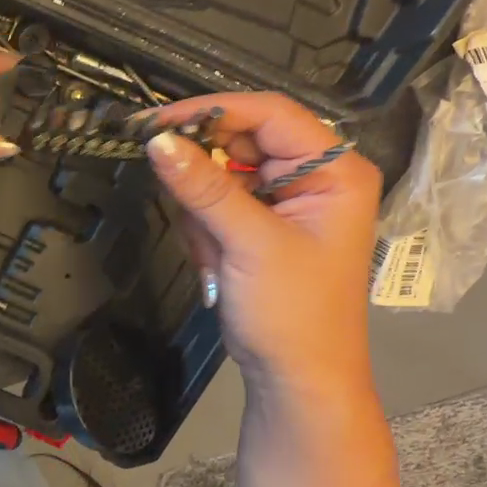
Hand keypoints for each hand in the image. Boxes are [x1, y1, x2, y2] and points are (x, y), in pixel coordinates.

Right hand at [142, 92, 380, 398]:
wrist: (295, 375)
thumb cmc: (292, 310)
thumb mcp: (249, 243)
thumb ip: (203, 188)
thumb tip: (156, 140)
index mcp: (332, 169)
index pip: (268, 113)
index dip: (210, 110)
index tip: (153, 122)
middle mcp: (310, 175)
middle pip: (238, 142)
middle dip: (201, 175)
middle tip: (176, 201)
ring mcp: (282, 201)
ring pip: (216, 174)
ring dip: (199, 212)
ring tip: (212, 254)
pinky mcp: (256, 224)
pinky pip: (212, 204)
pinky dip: (200, 229)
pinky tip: (211, 261)